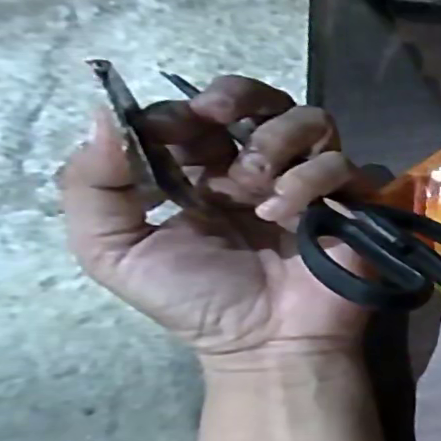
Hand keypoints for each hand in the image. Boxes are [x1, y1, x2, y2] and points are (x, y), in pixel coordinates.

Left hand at [59, 75, 374, 364]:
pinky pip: (340, 165)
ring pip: (312, 121)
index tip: (164, 129)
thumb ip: (92, 187)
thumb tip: (104, 115)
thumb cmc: (195, 302)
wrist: (263, 345)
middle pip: (263, 99)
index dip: (180, 108)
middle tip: (217, 116)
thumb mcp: (113, 252)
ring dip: (275, 140)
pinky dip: (307, 180)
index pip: (197, 113)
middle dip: (238, 95)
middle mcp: (259, 168)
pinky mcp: (348, 202)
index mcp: (204, 172)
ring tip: (252, 184)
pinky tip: (280, 213)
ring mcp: (309, 182)